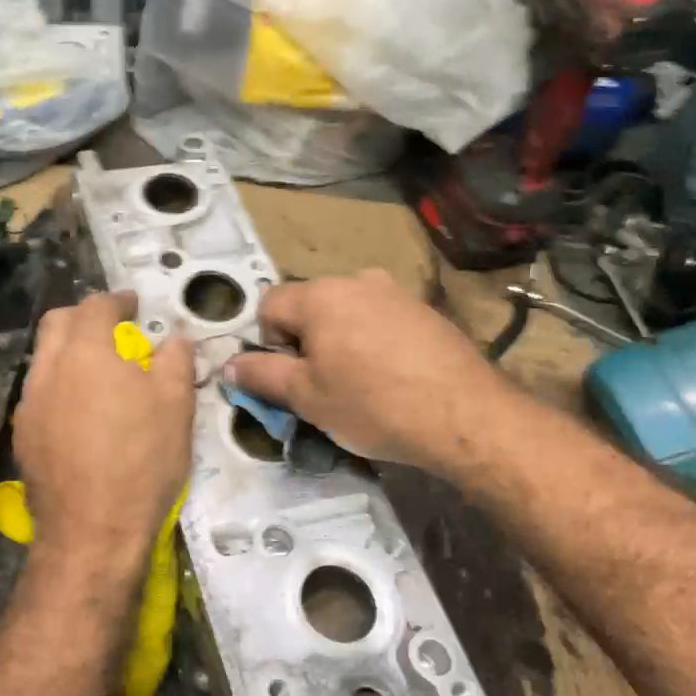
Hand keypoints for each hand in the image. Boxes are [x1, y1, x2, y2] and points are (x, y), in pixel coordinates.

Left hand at [13, 292, 195, 573]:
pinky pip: (39, 394)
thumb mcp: (175, 408)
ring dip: (67, 352)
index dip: (117, 300)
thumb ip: (175, 362)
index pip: (96, 307)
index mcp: (86, 352)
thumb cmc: (141, 463)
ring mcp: (30, 403)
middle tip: (112, 329)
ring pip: (43, 359)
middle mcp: (49, 368)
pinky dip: (59, 386)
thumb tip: (174, 338)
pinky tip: (80, 412)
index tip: (134, 305)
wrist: (92, 531)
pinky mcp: (22, 435)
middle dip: (83, 317)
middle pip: (56, 323)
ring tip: (97, 373)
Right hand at [225, 269, 523, 472]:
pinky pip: (380, 320)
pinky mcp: (425, 310)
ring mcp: (395, 292)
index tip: (291, 378)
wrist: (467, 415)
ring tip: (360, 383)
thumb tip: (229, 366)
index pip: (268, 306)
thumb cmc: (374, 405)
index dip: (268, 344)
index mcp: (319, 295)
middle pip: (309, 306)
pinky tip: (392, 378)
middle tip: (323, 385)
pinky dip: (374, 343)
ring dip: (340, 341)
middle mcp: (356, 280)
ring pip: (346, 313)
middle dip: (305, 341)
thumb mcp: (307, 397)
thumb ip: (261, 375)